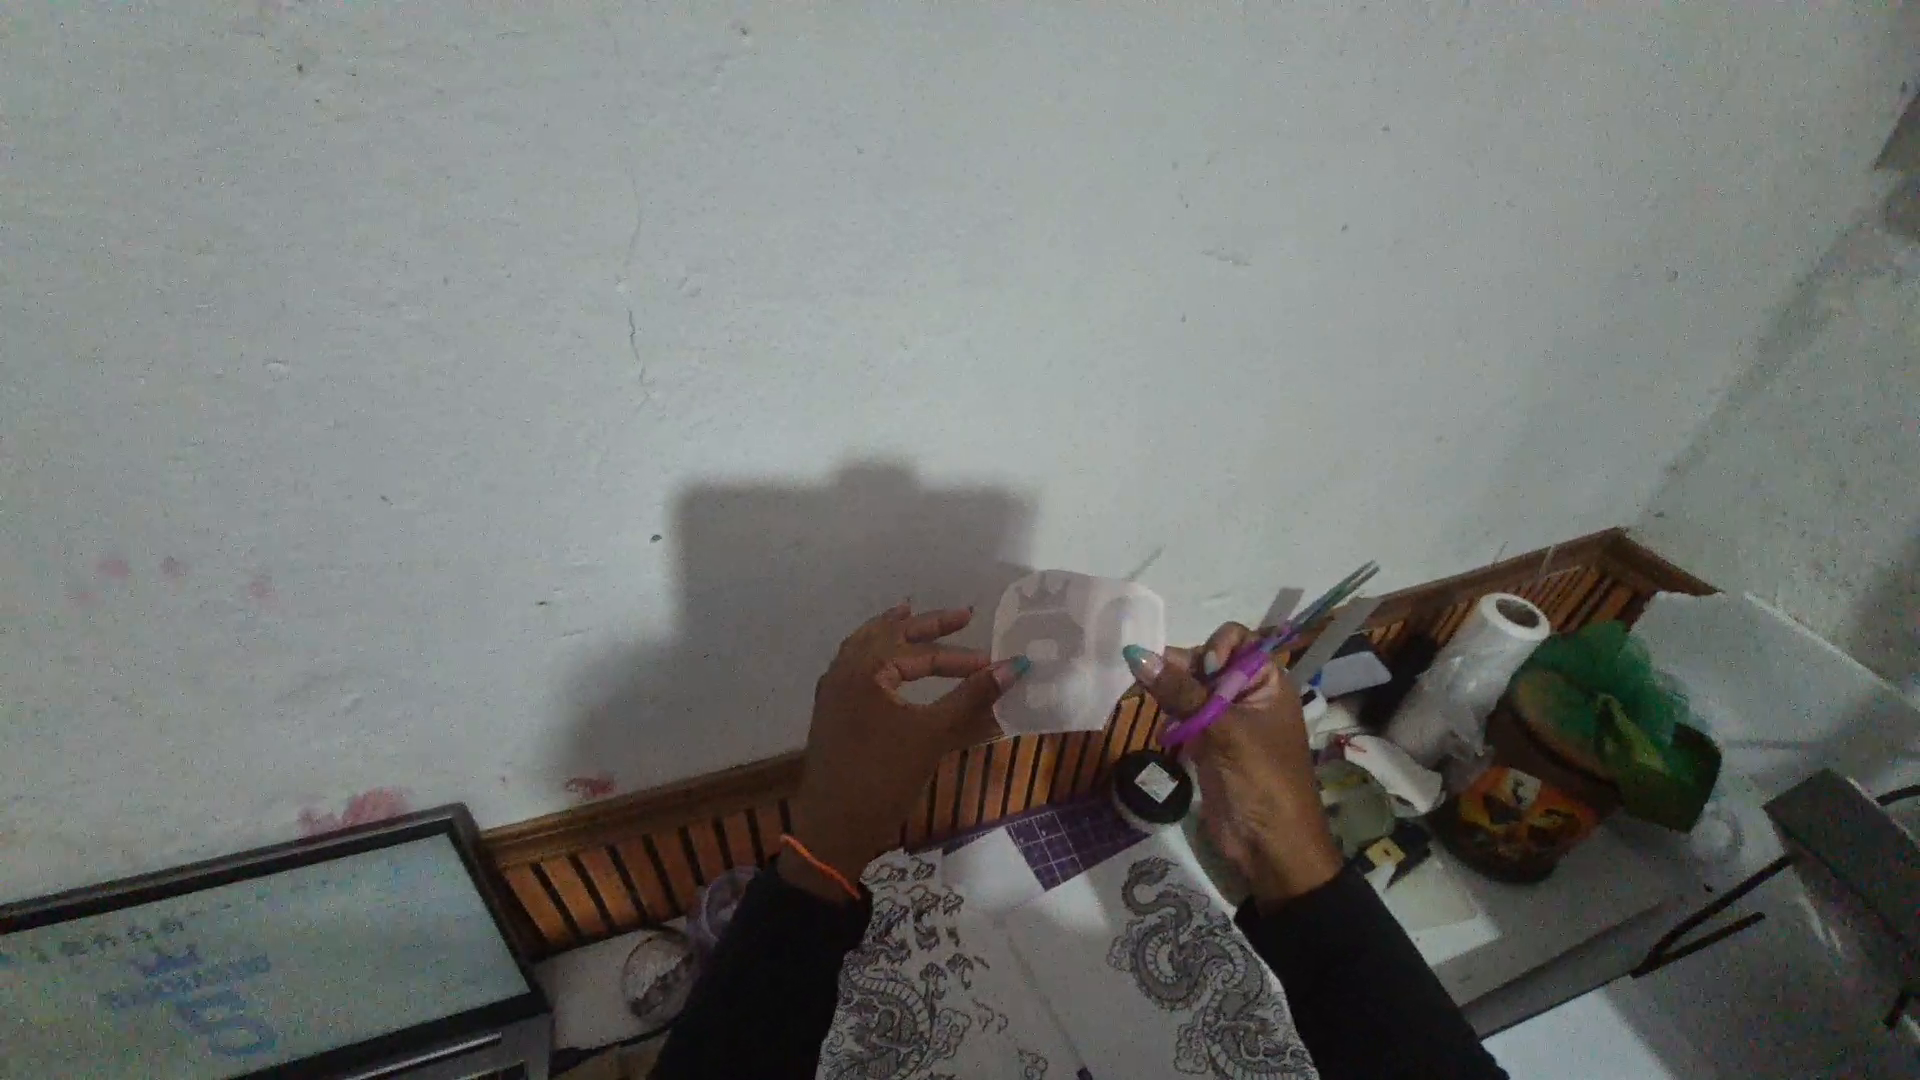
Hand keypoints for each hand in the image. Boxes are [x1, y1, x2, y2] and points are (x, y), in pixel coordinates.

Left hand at [782, 602, 1028, 901]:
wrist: (834, 828)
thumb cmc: (884, 777)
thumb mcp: (932, 734)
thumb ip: (972, 696)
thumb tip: (1015, 666)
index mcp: (865, 669)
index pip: (920, 654)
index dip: (960, 658)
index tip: (993, 662)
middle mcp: (844, 670)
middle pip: (889, 636)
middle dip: (927, 627)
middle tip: (963, 616)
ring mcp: (832, 690)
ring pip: (864, 646)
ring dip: (892, 633)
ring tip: (910, 615)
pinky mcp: (830, 710)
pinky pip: (852, 665)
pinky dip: (872, 654)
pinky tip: (884, 660)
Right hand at [1124, 623, 1342, 905]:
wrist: (1270, 848)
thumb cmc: (1262, 780)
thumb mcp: (1223, 730)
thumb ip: (1179, 692)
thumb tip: (1135, 655)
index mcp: (1267, 682)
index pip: (1237, 640)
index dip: (1215, 646)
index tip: (1205, 670)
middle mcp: (1246, 693)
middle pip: (1206, 660)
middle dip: (1181, 667)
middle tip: (1154, 682)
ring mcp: (1225, 718)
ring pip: (1189, 687)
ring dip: (1168, 689)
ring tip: (1144, 694)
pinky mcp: (1206, 740)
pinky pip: (1182, 712)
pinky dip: (1166, 711)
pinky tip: (1154, 716)